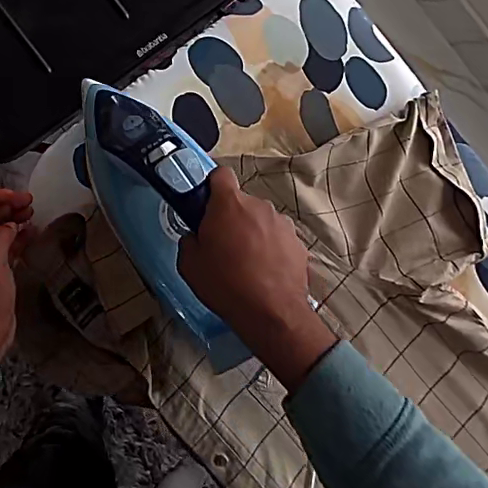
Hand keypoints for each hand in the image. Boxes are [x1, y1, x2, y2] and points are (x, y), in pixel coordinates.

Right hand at [177, 167, 335, 388]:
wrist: (271, 313)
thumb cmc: (226, 284)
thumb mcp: (189, 264)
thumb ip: (189, 240)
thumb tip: (196, 236)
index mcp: (229, 204)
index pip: (221, 174)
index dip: (212, 186)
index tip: (206, 204)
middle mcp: (259, 206)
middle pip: (241, 202)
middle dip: (231, 218)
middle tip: (221, 245)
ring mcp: (282, 224)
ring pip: (260, 220)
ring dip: (252, 233)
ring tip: (245, 263)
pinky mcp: (298, 243)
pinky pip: (277, 239)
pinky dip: (270, 249)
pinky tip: (264, 272)